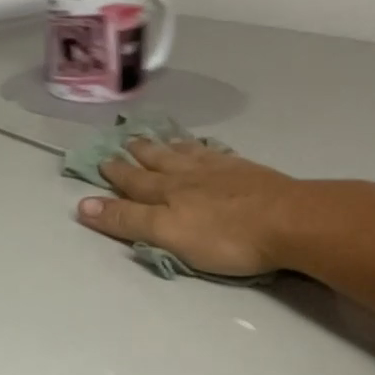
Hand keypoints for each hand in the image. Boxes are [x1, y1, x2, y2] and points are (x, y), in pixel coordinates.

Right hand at [76, 138, 302, 278]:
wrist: (292, 222)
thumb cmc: (226, 236)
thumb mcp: (166, 234)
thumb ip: (126, 219)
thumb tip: (81, 204)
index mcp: (165, 192)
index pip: (133, 183)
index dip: (116, 175)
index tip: (101, 162)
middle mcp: (188, 176)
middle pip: (158, 162)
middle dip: (139, 154)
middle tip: (126, 141)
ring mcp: (222, 171)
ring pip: (187, 154)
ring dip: (170, 147)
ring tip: (161, 139)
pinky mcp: (251, 173)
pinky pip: (220, 156)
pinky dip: (206, 150)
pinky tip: (208, 149)